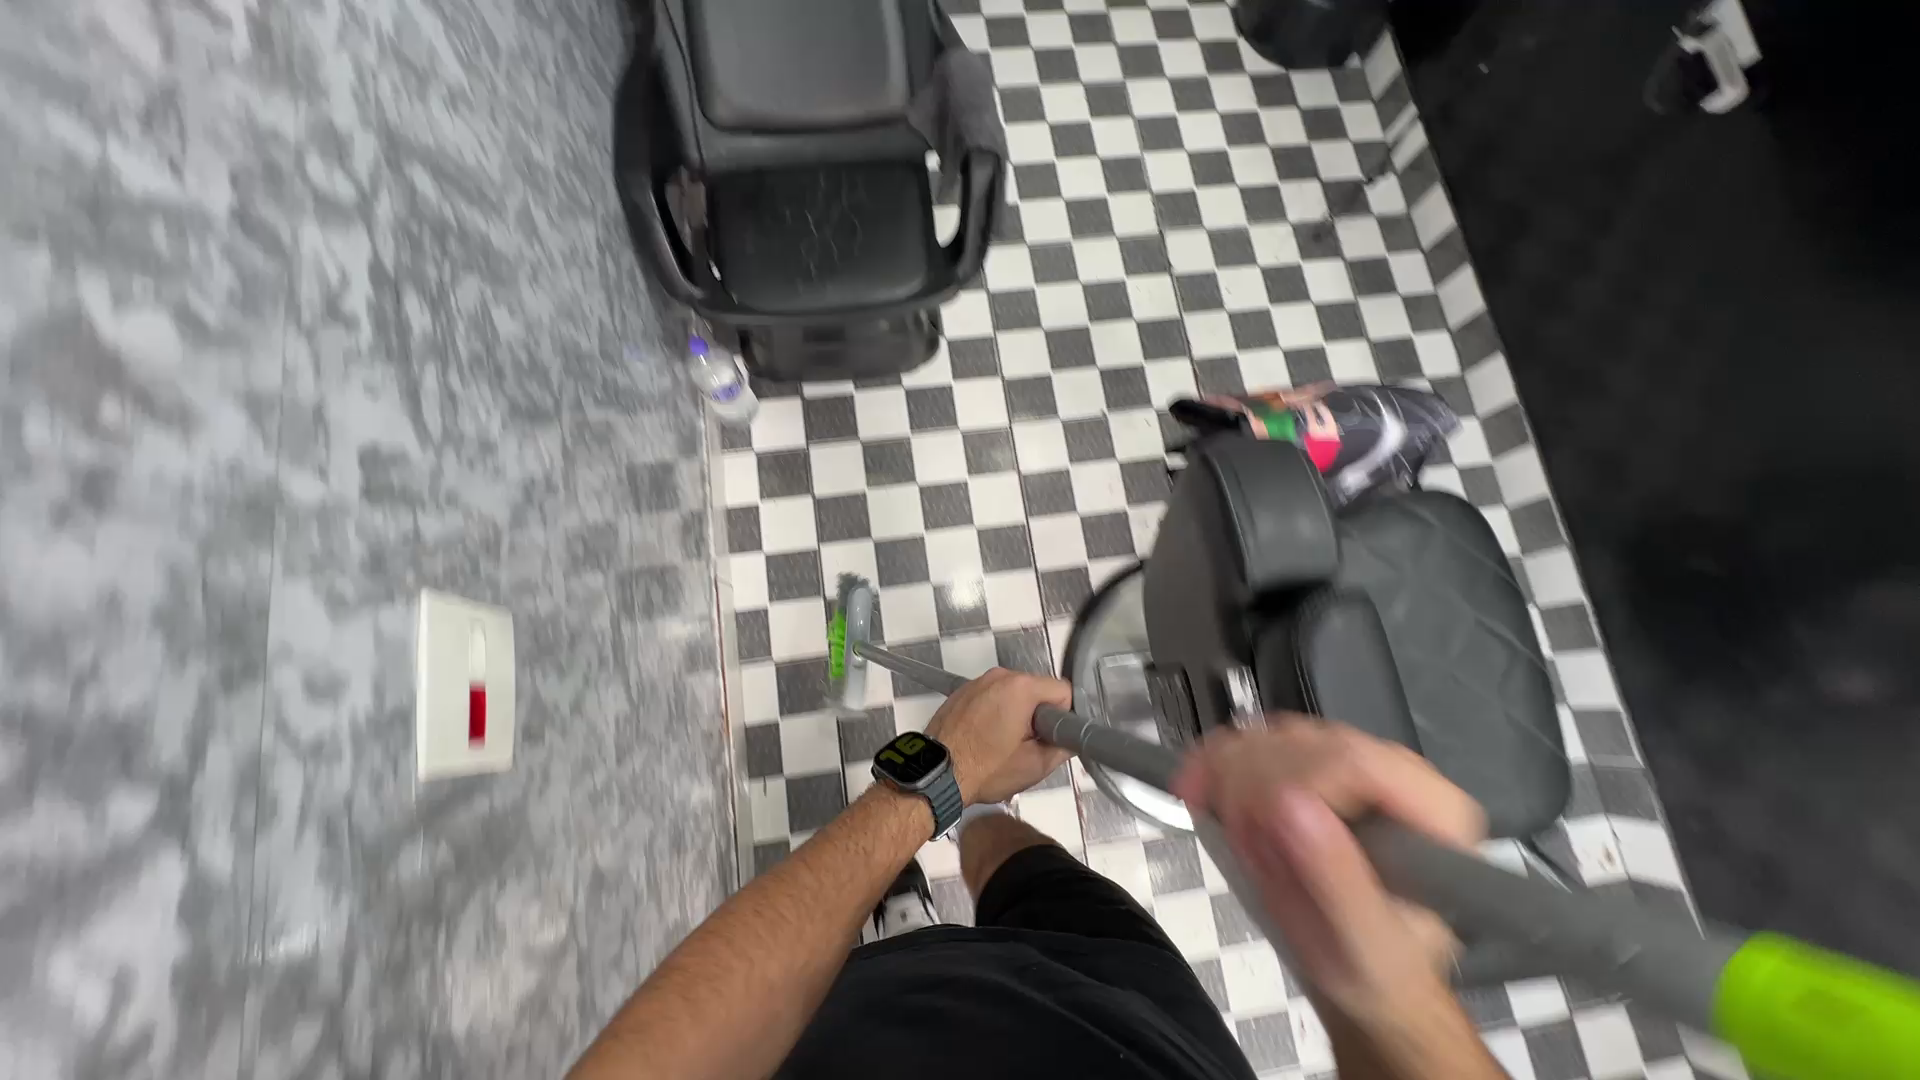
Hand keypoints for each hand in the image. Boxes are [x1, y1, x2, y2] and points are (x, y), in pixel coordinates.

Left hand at [924, 668, 1073, 804]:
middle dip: (1039, 716)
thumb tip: (1071, 739)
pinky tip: (987, 738)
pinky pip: (992, 697)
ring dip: (1017, 715)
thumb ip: (1064, 747)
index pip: (1063, 691)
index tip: (1051, 738)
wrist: (936, 774)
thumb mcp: (1035, 765)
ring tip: (1004, 745)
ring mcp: (977, 681)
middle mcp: (998, 675)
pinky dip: (995, 713)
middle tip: (1028, 746)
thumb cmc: (984, 769)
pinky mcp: (962, 691)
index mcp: (1020, 687)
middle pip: (1037, 690)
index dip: (1063, 718)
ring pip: (1014, 694)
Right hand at [1172, 716, 1484, 1028]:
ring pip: (1275, 735)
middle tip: (1241, 845)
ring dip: (1231, 777)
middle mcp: (1395, 774)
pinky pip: (1255, 740)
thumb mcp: (1362, 945)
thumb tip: (1290, 806)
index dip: (1291, 781)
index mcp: (1432, 813)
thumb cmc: (1372, 970)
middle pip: (1306, 741)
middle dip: (1254, 786)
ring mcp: (1350, 764)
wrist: (1358, 970)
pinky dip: (1216, 762)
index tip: (1256, 830)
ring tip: (1234, 838)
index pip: (1353, 760)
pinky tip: (1198, 792)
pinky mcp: (1310, 764)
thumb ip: (1336, 878)